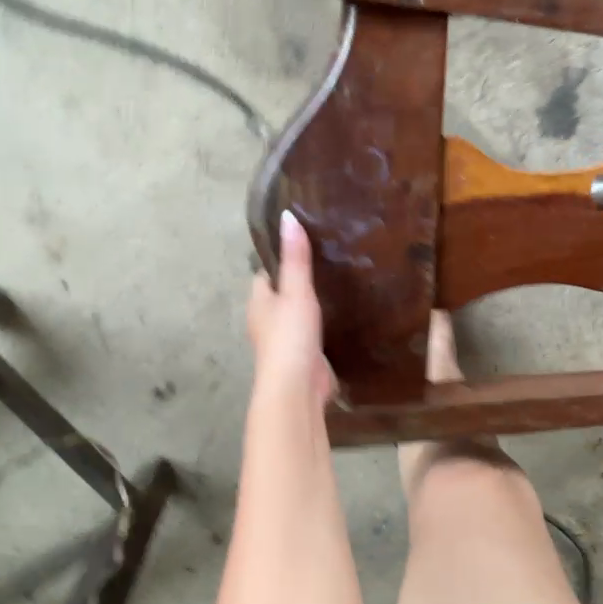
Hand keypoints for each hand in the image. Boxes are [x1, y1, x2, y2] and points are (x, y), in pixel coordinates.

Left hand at [249, 211, 334, 413]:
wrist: (296, 386)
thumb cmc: (290, 336)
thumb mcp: (296, 291)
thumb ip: (296, 258)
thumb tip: (288, 216)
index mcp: (258, 302)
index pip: (266, 274)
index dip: (282, 260)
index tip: (306, 246)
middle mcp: (267, 321)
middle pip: (282, 295)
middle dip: (300, 283)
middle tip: (330, 263)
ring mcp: (285, 341)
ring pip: (298, 315)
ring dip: (312, 306)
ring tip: (341, 286)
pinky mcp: (304, 357)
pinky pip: (313, 334)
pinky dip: (323, 326)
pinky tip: (344, 318)